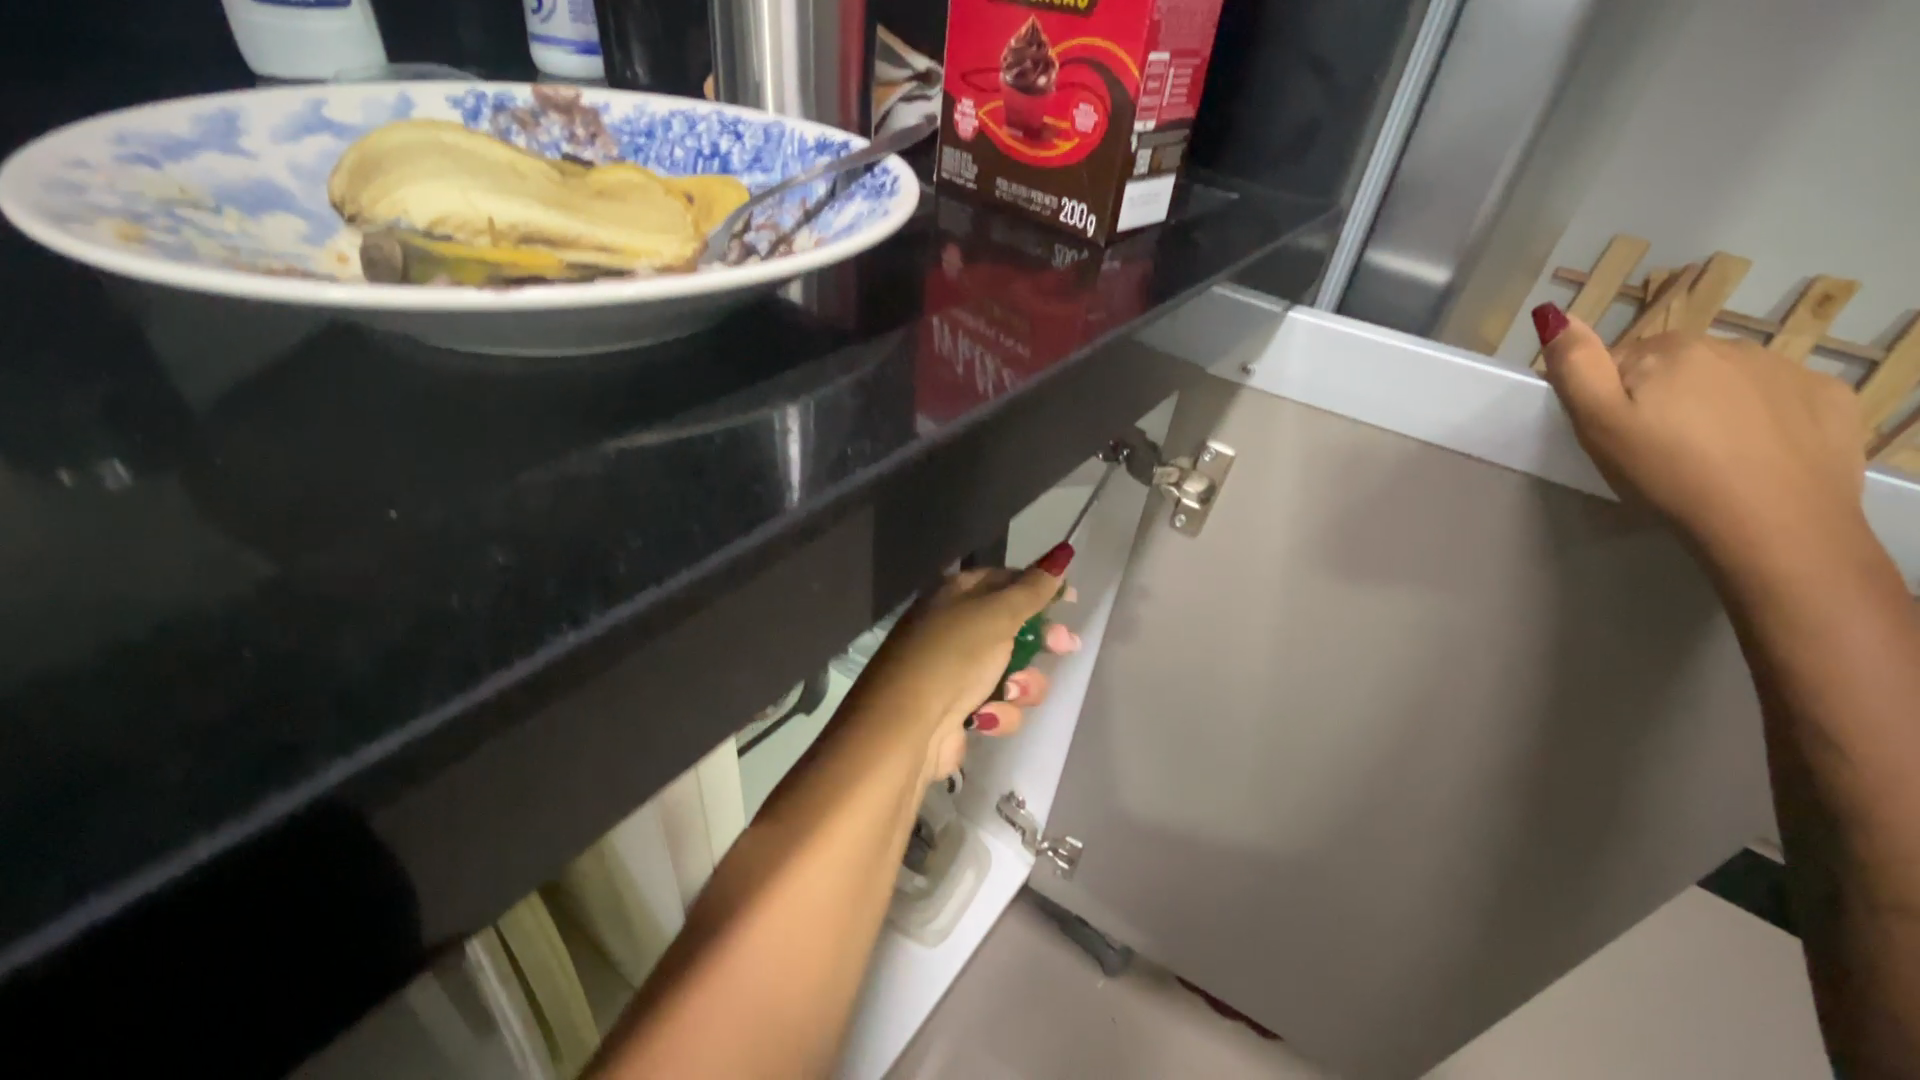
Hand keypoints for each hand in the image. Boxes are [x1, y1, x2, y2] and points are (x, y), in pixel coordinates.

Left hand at [849, 546, 1080, 785]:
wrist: (908, 725)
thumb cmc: (952, 656)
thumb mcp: (997, 614)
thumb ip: (1034, 587)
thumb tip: (1063, 552)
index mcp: (956, 594)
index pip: (1006, 580)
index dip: (1039, 588)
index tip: (1071, 600)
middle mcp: (956, 628)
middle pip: (1015, 628)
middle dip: (1039, 642)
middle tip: (1062, 647)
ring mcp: (958, 671)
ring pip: (1015, 672)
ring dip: (1021, 684)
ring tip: (1009, 690)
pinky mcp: (962, 710)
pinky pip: (1000, 706)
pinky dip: (997, 712)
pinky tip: (983, 717)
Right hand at [1535, 303, 1869, 567]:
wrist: (1774, 523)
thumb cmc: (1667, 475)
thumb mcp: (1599, 425)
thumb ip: (1575, 366)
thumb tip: (1555, 313)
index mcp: (1667, 351)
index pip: (1622, 363)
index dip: (1612, 400)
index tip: (1618, 437)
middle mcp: (1728, 345)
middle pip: (1676, 369)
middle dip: (1663, 400)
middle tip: (1658, 453)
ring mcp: (1785, 369)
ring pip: (1728, 382)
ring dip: (1713, 408)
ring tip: (1707, 458)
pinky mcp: (1828, 397)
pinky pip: (1782, 398)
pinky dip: (1766, 419)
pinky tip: (1757, 454)